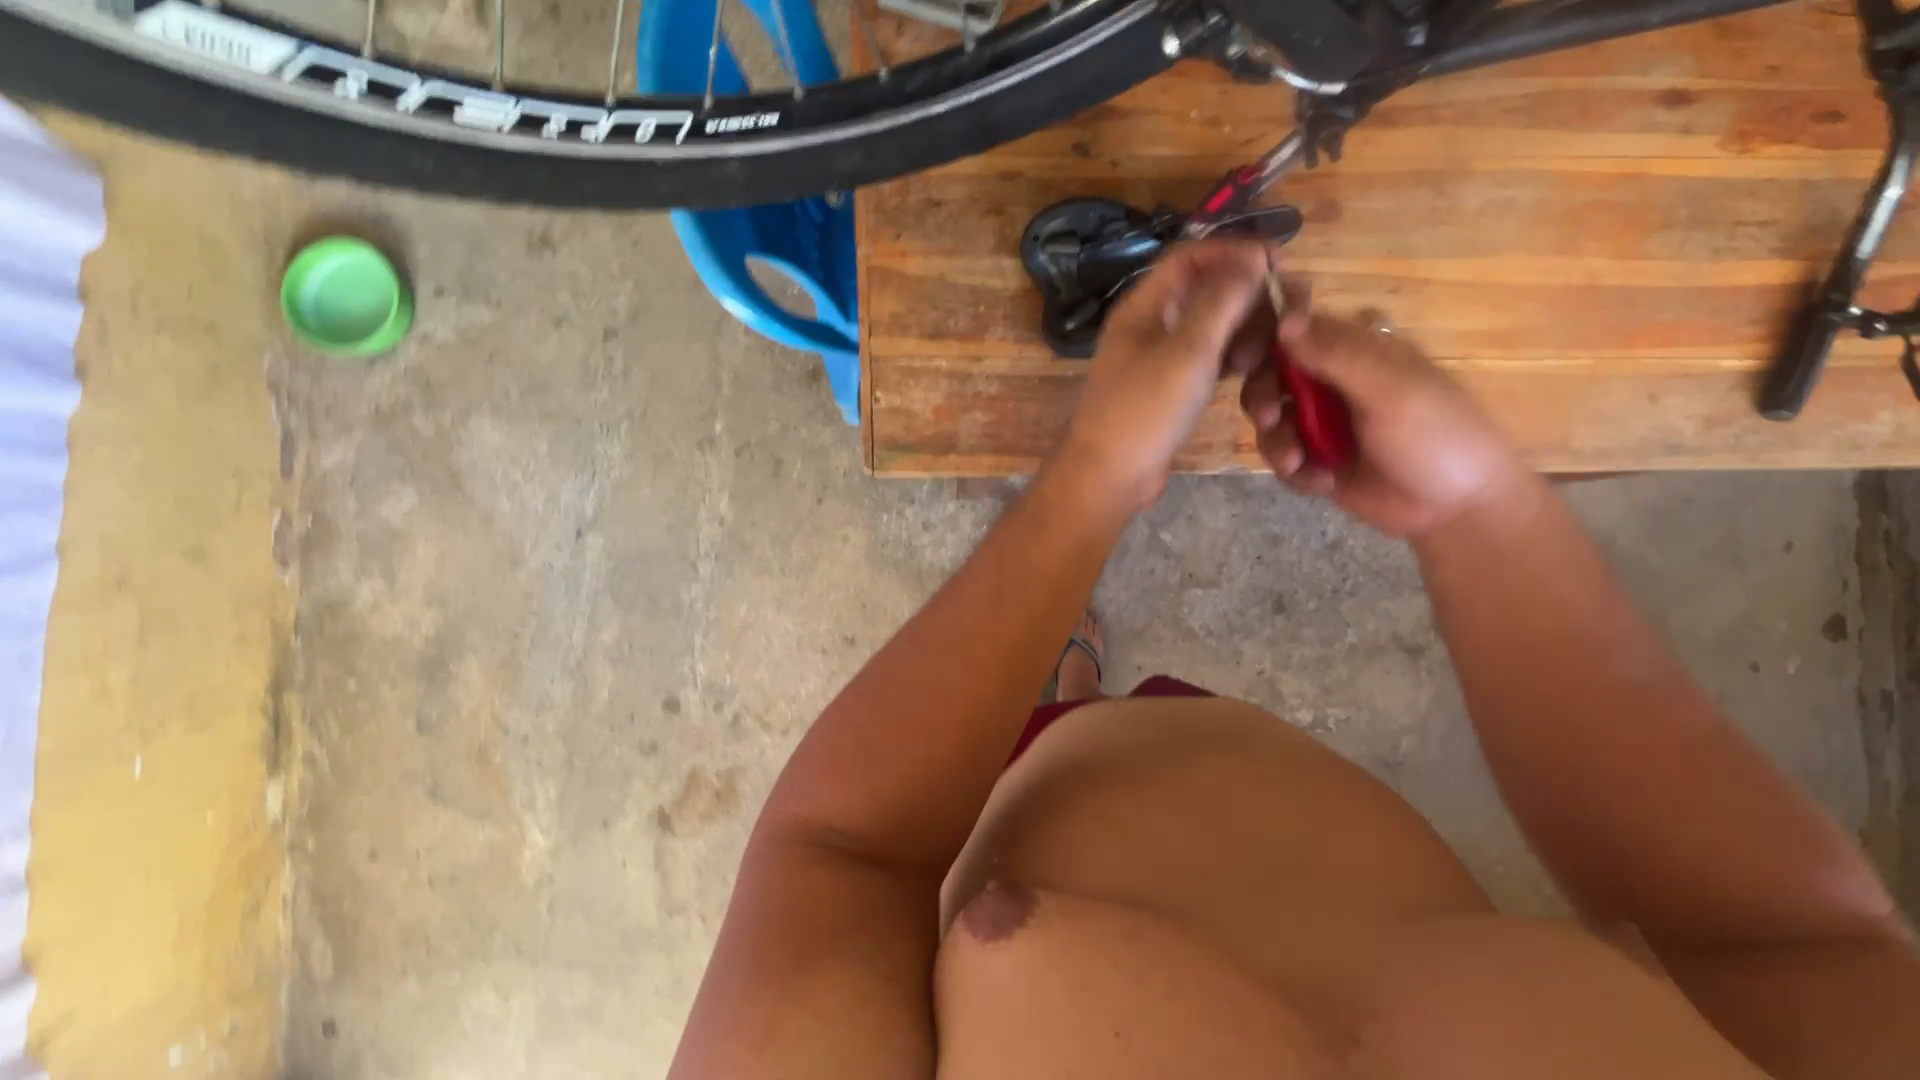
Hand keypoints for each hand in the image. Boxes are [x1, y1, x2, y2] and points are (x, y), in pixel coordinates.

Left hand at [1055, 238, 1275, 512]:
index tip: (1278, 264)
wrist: (1110, 477)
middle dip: (1249, 297)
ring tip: (1267, 353)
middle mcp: (1152, 326)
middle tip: (1289, 313)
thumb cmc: (1145, 409)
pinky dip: (1233, 362)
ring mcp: (1161, 359)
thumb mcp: (1189, 349)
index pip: (1191, 257)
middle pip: (1208, 292)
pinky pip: (1210, 361)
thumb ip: (1224, 299)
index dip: (1234, 252)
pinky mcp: (1172, 390)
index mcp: (1144, 306)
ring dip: (1245, 333)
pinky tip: (1252, 375)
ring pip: (1214, 329)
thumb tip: (1254, 257)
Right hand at [1241, 309, 1532, 536]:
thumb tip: (1283, 320)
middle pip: (1273, 378)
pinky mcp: (1320, 462)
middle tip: (1269, 419)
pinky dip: (1293, 471)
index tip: (1250, 363)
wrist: (1457, 507)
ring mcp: (1326, 425)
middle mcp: (1336, 382)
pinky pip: (1284, 459)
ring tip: (1296, 462)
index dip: (1268, 345)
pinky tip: (1321, 483)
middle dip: (1263, 399)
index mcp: (1358, 351)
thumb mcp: (1388, 387)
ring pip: (1273, 422)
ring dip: (1276, 442)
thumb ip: (1336, 353)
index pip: (1298, 332)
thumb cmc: (1434, 434)